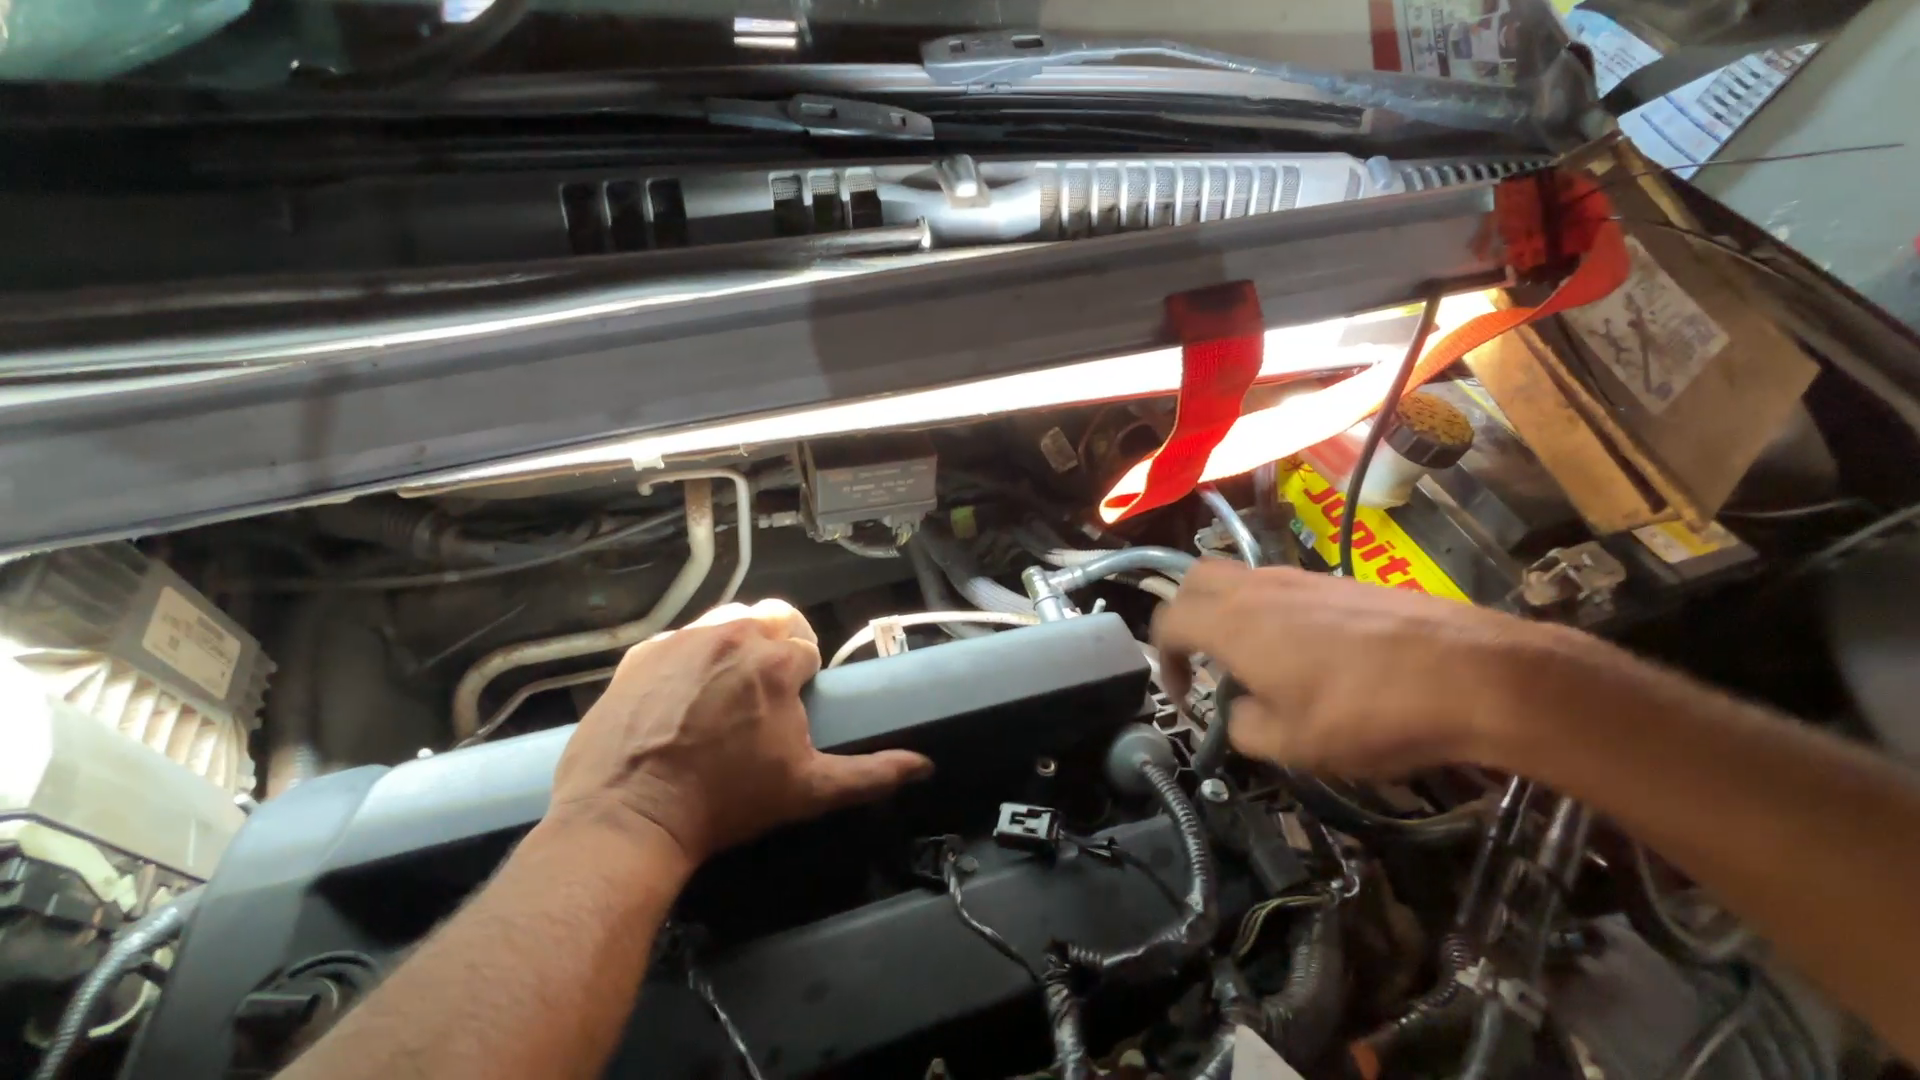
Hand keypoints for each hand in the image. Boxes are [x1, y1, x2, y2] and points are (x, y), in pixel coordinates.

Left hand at [550, 599, 933, 862]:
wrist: (629, 816)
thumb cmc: (727, 801)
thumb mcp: (807, 790)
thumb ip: (870, 773)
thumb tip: (925, 765)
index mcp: (773, 662)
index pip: (806, 647)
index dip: (806, 676)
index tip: (793, 708)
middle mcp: (728, 635)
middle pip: (768, 618)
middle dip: (776, 645)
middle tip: (767, 693)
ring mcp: (679, 641)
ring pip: (723, 622)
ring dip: (735, 645)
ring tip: (726, 691)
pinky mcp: (639, 655)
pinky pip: (678, 641)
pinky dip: (689, 658)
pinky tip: (681, 698)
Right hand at [1152, 562, 1586, 776]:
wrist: (1473, 674)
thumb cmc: (1367, 713)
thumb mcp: (1291, 744)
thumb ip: (1243, 728)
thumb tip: (1239, 712)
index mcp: (1233, 623)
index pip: (1167, 621)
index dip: (1161, 658)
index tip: (1181, 694)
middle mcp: (1259, 588)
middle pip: (1196, 579)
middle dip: (1185, 615)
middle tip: (1202, 659)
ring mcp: (1304, 578)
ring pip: (1243, 580)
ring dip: (1231, 613)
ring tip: (1257, 663)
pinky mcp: (1343, 582)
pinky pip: (1285, 588)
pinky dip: (1274, 613)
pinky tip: (1311, 655)